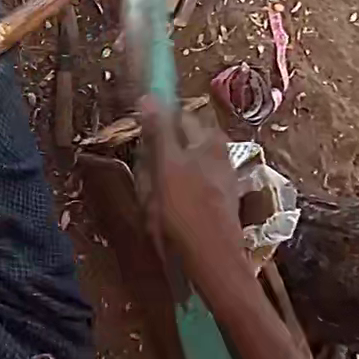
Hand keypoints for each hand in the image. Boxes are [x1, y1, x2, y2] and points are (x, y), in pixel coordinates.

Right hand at [139, 98, 248, 290]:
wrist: (212, 263)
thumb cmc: (186, 211)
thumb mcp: (166, 165)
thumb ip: (158, 130)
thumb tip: (149, 96)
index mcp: (209, 140)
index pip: (176, 116)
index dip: (155, 125)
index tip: (140, 143)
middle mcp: (218, 154)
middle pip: (175, 144)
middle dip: (155, 159)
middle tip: (147, 180)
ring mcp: (218, 179)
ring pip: (175, 170)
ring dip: (158, 183)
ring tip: (153, 203)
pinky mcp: (212, 202)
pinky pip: (181, 191)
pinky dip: (167, 200)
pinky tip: (163, 217)